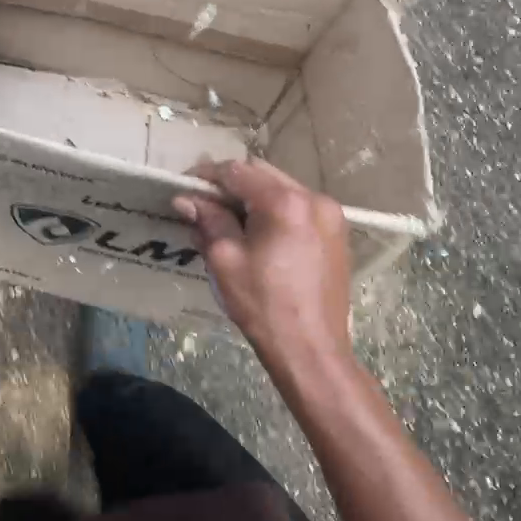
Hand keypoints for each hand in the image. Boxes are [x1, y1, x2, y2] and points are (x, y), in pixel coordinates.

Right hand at [173, 158, 353, 371]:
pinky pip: (297, 206)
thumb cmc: (263, 304)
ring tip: (227, 220)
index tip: (184, 187)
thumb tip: (186, 198)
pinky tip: (256, 232)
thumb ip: (207, 220)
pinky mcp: (336, 233)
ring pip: (280, 189)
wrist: (311, 349)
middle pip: (261, 174)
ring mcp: (331, 216)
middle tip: (203, 204)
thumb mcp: (224, 258)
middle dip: (230, 185)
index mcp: (285, 202)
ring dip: (251, 197)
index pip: (237, 171)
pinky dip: (273, 210)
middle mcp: (314, 199)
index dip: (206, 176)